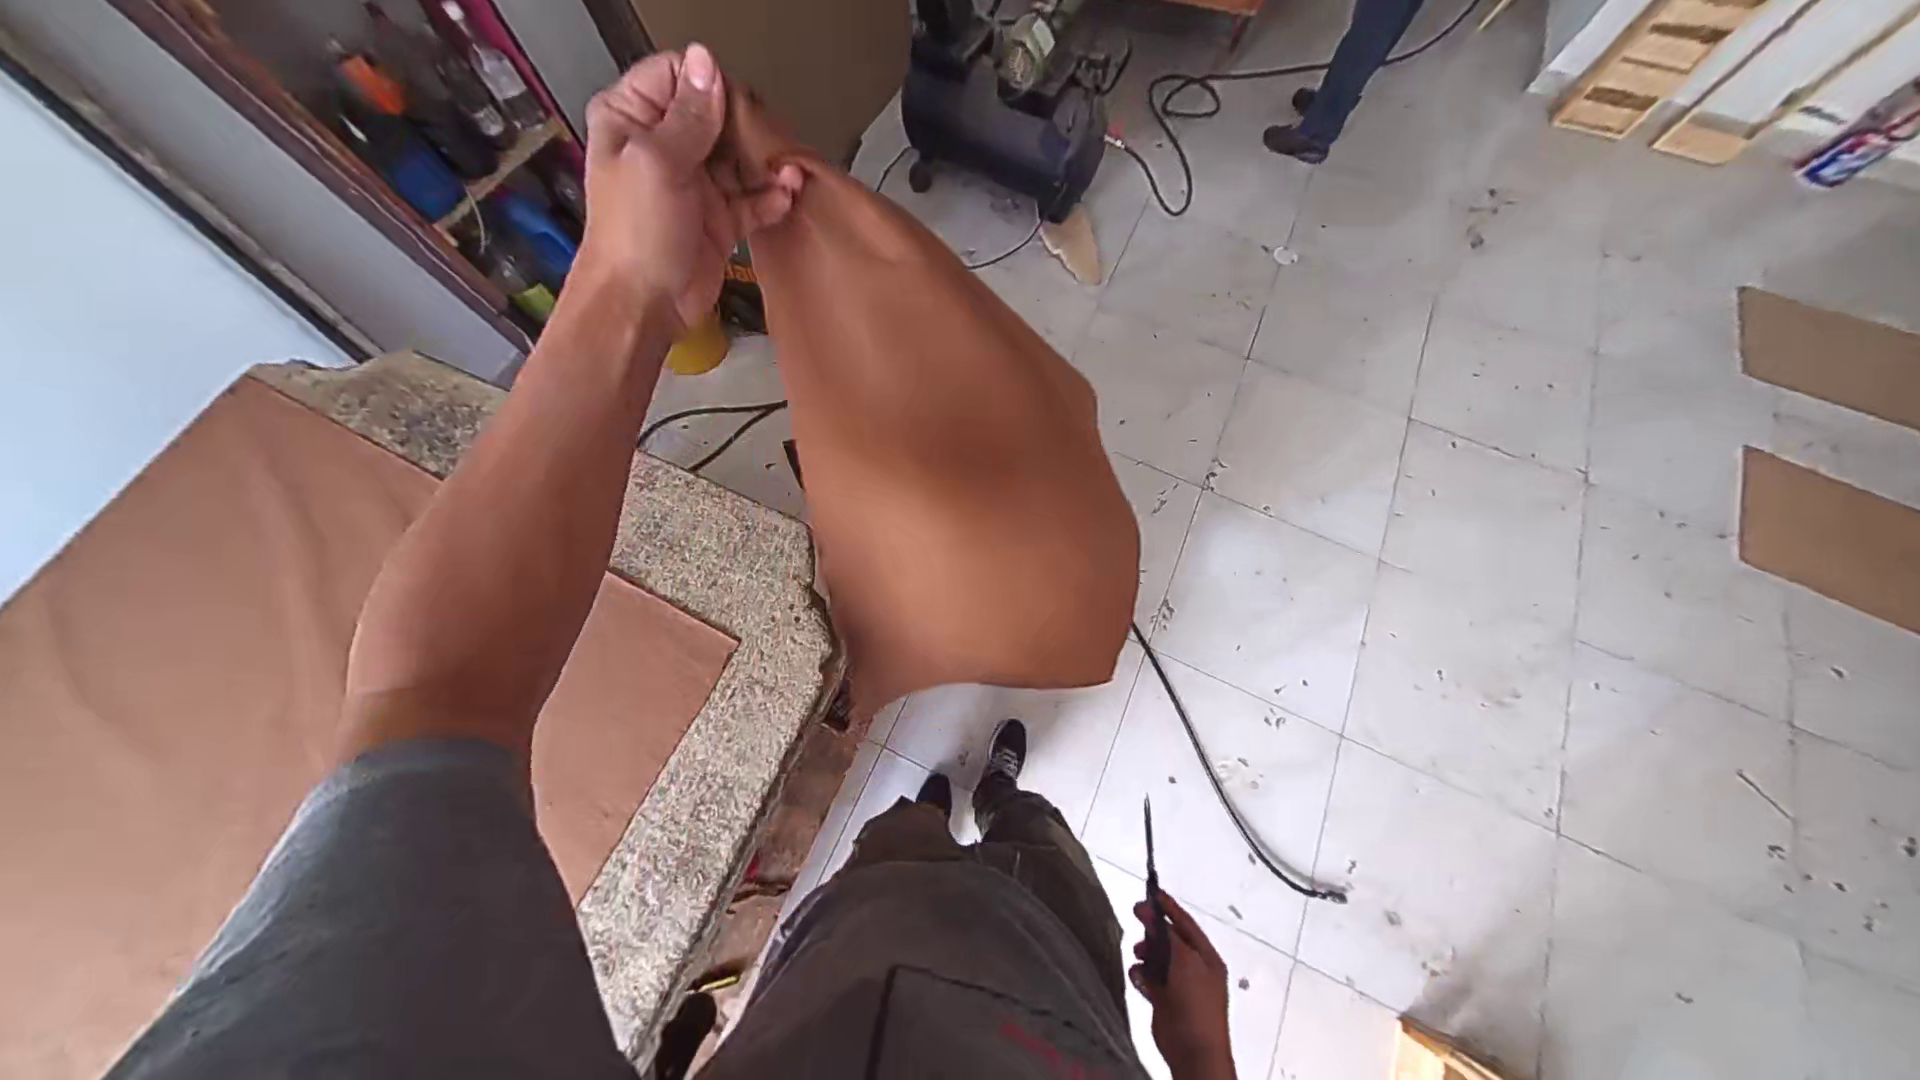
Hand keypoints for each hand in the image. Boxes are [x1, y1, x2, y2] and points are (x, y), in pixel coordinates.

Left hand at [574, 45, 802, 330]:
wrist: (644, 302)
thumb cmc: (636, 233)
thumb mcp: (657, 161)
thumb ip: (688, 115)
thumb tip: (707, 63)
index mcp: (632, 120)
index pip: (676, 78)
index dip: (709, 85)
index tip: (737, 107)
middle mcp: (664, 148)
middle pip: (715, 119)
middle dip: (745, 127)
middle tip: (769, 139)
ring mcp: (694, 186)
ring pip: (738, 161)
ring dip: (765, 166)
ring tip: (788, 171)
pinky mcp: (719, 222)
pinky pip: (751, 201)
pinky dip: (770, 200)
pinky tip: (786, 197)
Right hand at [1131, 890, 1235, 1079]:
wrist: (1194, 1052)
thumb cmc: (1195, 1002)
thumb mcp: (1183, 960)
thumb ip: (1165, 933)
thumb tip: (1149, 910)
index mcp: (1206, 957)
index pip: (1186, 923)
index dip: (1169, 906)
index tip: (1151, 891)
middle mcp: (1194, 968)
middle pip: (1169, 938)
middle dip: (1153, 930)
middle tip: (1137, 916)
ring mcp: (1179, 985)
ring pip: (1156, 957)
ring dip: (1145, 953)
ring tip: (1139, 955)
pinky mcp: (1164, 999)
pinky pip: (1149, 978)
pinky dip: (1142, 975)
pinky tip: (1139, 979)